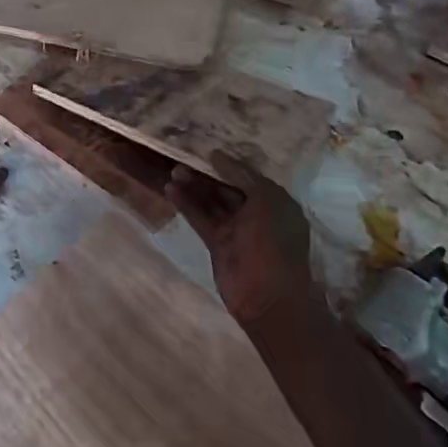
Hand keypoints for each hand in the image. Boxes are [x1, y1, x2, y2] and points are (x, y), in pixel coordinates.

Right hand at [166, 152, 314, 321]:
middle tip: (182, 160)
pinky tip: (171, 190)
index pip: (249, 176)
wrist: (267, 297)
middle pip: (228, 188)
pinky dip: (187, 204)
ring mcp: (236, 229)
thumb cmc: (274, 244)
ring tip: (174, 172)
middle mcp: (257, 213)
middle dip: (207, 174)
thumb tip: (217, 156)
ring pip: (212, 202)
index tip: (205, 149)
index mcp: (276, 202)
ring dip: (194, 187)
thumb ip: (243, 176)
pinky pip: (201, 218)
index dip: (228, 163)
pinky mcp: (217, 243)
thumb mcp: (267, 202)